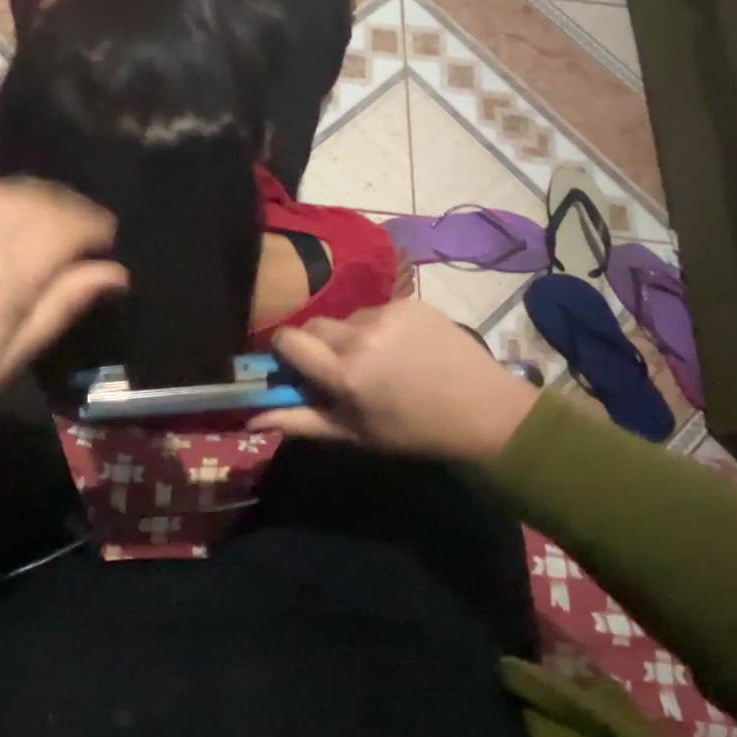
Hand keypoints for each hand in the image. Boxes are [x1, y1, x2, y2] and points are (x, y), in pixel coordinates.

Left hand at [0, 181, 126, 526]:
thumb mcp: (9, 360)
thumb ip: (62, 306)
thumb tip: (114, 273)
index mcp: (9, 265)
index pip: (70, 224)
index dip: (95, 228)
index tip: (107, 241)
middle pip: (39, 199)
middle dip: (68, 212)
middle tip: (81, 235)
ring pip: (3, 192)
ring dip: (32, 203)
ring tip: (42, 228)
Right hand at [250, 298, 539, 461]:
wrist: (486, 411)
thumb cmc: (414, 432)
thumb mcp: (355, 434)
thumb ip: (300, 422)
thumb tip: (250, 418)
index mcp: (344, 374)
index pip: (287, 340)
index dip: (285, 351)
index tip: (298, 367)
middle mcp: (360, 337)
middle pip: (312, 326)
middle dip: (317, 345)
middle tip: (342, 369)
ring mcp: (386, 315)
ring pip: (345, 319)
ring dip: (349, 337)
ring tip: (380, 361)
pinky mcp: (408, 302)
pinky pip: (375, 311)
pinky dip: (379, 328)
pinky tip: (404, 349)